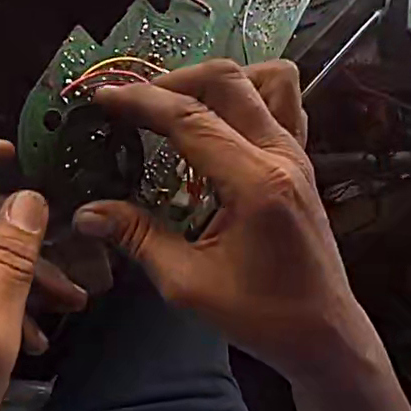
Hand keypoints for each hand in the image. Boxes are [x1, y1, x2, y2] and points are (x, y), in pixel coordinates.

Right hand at [71, 60, 376, 382]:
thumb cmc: (261, 315)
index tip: (104, 98)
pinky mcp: (302, 161)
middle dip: (174, 81)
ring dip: (218, 82)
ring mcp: (297, 154)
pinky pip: (283, 103)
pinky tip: (221, 122)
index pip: (190, 119)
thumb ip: (137, 237)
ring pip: (266, 79)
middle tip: (135, 103)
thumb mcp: (187, 283)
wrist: (323, 331)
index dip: (141, 102)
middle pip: (228, 81)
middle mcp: (281, 155)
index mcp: (255, 183)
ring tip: (181, 106)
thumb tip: (87, 214)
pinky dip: (250, 96)